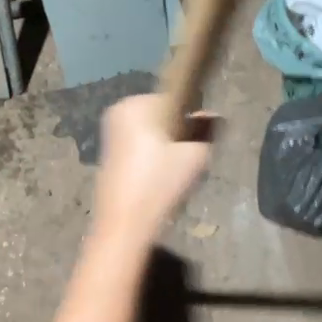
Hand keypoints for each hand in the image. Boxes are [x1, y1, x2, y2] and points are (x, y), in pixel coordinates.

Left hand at [94, 94, 215, 243]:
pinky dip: (152, 156)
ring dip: (166, 145)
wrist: (124, 226)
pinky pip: (140, 145)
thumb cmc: (159, 186)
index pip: (177, 96)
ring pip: (152, 131)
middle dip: (178, 131)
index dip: (193, 116)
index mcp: (135, 103)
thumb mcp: (195, 155)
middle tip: (189, 157)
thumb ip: (206, 129)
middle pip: (163, 114)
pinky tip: (159, 178)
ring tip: (174, 171)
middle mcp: (118, 112)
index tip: (201, 137)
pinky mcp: (108, 154)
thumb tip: (213, 116)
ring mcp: (110, 133)